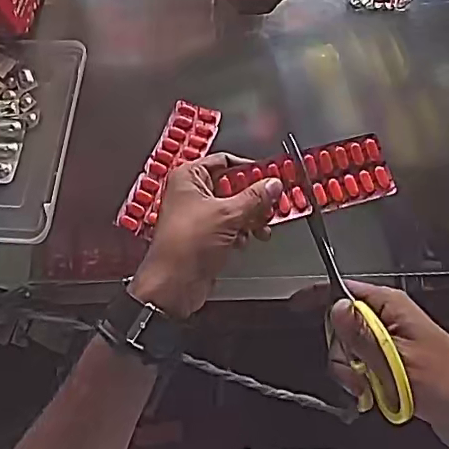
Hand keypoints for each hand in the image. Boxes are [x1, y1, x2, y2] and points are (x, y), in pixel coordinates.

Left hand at [133, 153, 283, 316]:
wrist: (173, 286)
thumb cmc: (184, 246)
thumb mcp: (227, 215)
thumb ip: (254, 197)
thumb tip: (272, 184)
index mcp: (189, 177)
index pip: (225, 161)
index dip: (249, 168)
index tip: (271, 174)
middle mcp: (192, 193)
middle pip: (232, 185)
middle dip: (255, 196)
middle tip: (274, 200)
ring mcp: (198, 215)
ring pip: (234, 207)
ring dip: (252, 216)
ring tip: (264, 224)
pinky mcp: (205, 235)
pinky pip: (231, 225)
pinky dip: (243, 230)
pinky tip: (250, 238)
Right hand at [328, 280, 448, 448]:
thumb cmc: (447, 384)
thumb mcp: (398, 359)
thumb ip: (363, 335)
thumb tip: (335, 307)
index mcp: (392, 305)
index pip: (346, 290)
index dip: (319, 298)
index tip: (295, 307)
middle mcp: (390, 319)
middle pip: (342, 326)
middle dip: (343, 354)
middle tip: (358, 376)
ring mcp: (391, 343)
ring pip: (350, 352)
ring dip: (354, 375)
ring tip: (374, 391)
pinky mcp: (393, 366)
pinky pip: (363, 370)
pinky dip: (364, 385)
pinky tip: (377, 397)